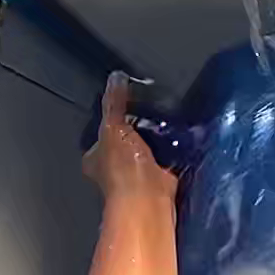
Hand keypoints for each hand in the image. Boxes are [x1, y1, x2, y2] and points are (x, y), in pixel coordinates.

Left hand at [84, 72, 178, 203]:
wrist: (148, 197)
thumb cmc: (122, 167)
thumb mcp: (113, 126)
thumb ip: (114, 102)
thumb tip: (116, 77)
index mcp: (95, 157)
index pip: (100, 133)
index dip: (112, 119)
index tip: (126, 106)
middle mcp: (113, 169)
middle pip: (124, 141)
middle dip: (137, 129)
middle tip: (151, 113)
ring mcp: (136, 175)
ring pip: (145, 150)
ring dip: (156, 140)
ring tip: (167, 122)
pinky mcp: (158, 179)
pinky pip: (165, 159)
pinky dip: (171, 151)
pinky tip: (178, 139)